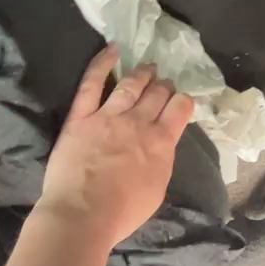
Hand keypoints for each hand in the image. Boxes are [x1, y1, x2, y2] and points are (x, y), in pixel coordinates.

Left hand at [37, 46, 195, 249]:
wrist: (82, 214)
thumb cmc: (122, 213)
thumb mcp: (157, 190)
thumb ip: (160, 162)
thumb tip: (160, 148)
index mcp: (161, 143)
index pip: (180, 110)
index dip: (183, 102)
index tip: (181, 102)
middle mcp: (138, 123)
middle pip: (157, 94)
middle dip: (164, 87)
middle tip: (164, 84)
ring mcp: (108, 116)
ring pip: (130, 85)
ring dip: (142, 74)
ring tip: (148, 67)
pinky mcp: (81, 116)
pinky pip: (92, 83)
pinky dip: (102, 64)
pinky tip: (112, 50)